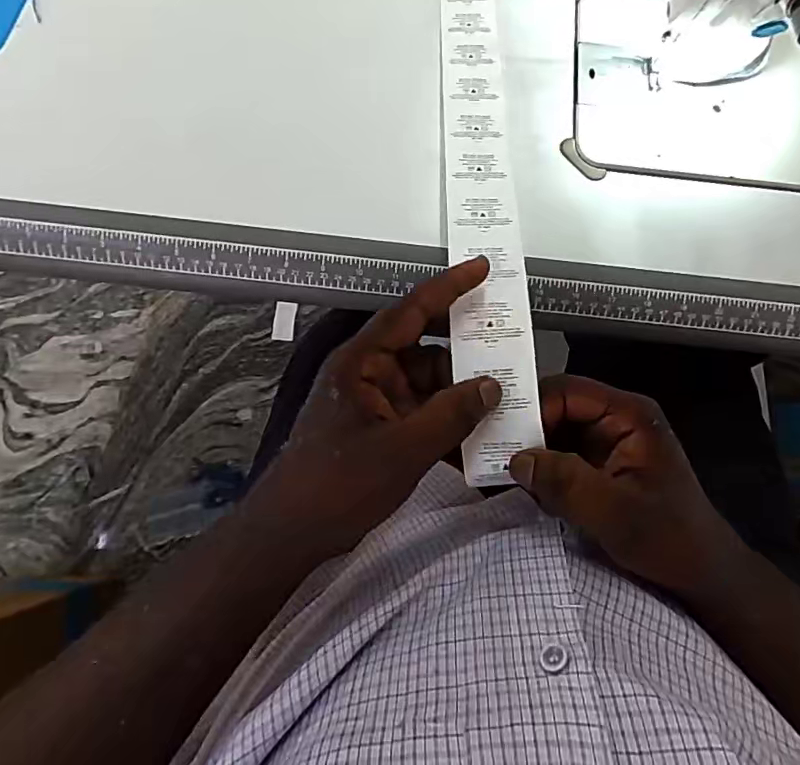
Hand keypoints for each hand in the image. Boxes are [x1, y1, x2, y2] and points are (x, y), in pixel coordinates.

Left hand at [241, 258, 502, 559]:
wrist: (293, 531)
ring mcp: (374, 401)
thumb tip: (489, 387)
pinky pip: (421, 412)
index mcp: (362, 361)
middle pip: (424, 348)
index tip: (479, 268)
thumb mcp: (402, 450)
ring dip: (459, 393)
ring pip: (427, 384)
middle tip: (507, 343)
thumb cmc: (336, 483)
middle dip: (464, 350)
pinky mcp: (379, 428)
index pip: (409, 312)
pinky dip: (446, 420)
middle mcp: (368, 373)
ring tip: (504, 398)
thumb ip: (450, 415)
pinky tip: (478, 434)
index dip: (447, 288)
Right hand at [509, 375, 743, 596]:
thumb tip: (518, 461)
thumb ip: (567, 482)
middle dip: (525, 429)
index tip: (504, 434)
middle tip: (493, 450)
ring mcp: (605, 443)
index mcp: (630, 416)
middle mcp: (615, 420)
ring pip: (552, 431)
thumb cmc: (672, 541)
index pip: (568, 391)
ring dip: (529, 450)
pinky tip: (522, 485)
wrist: (704, 580)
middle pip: (556, 407)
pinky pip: (557, 455)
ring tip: (500, 468)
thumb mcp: (617, 513)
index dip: (533, 407)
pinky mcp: (597, 466)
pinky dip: (538, 468)